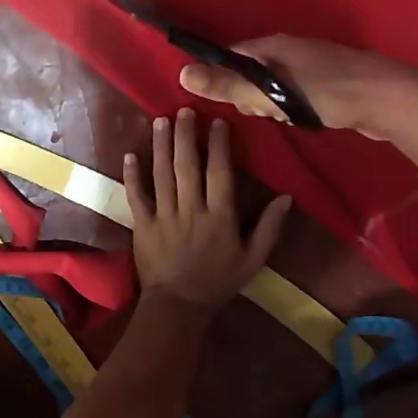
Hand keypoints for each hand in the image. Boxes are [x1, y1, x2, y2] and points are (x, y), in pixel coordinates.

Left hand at [124, 108, 290, 311]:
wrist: (179, 306)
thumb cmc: (219, 281)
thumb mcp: (253, 259)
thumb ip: (270, 228)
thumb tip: (287, 197)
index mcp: (220, 217)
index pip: (220, 173)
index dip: (219, 145)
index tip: (218, 122)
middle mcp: (191, 210)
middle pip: (188, 166)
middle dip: (186, 135)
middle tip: (185, 110)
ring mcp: (163, 216)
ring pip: (162, 175)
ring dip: (161, 146)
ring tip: (161, 120)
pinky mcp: (142, 225)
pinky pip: (136, 196)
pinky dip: (133, 175)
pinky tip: (130, 153)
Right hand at [178, 35, 417, 139]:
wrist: (388, 100)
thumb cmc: (326, 93)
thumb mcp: (271, 92)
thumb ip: (229, 85)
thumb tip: (183, 73)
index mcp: (274, 45)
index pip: (232, 56)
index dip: (222, 78)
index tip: (226, 101)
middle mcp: (291, 49)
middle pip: (252, 72)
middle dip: (250, 95)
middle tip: (262, 113)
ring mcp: (312, 65)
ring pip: (275, 85)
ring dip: (272, 104)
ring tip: (284, 119)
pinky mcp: (329, 82)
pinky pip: (296, 93)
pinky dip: (292, 107)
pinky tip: (301, 120)